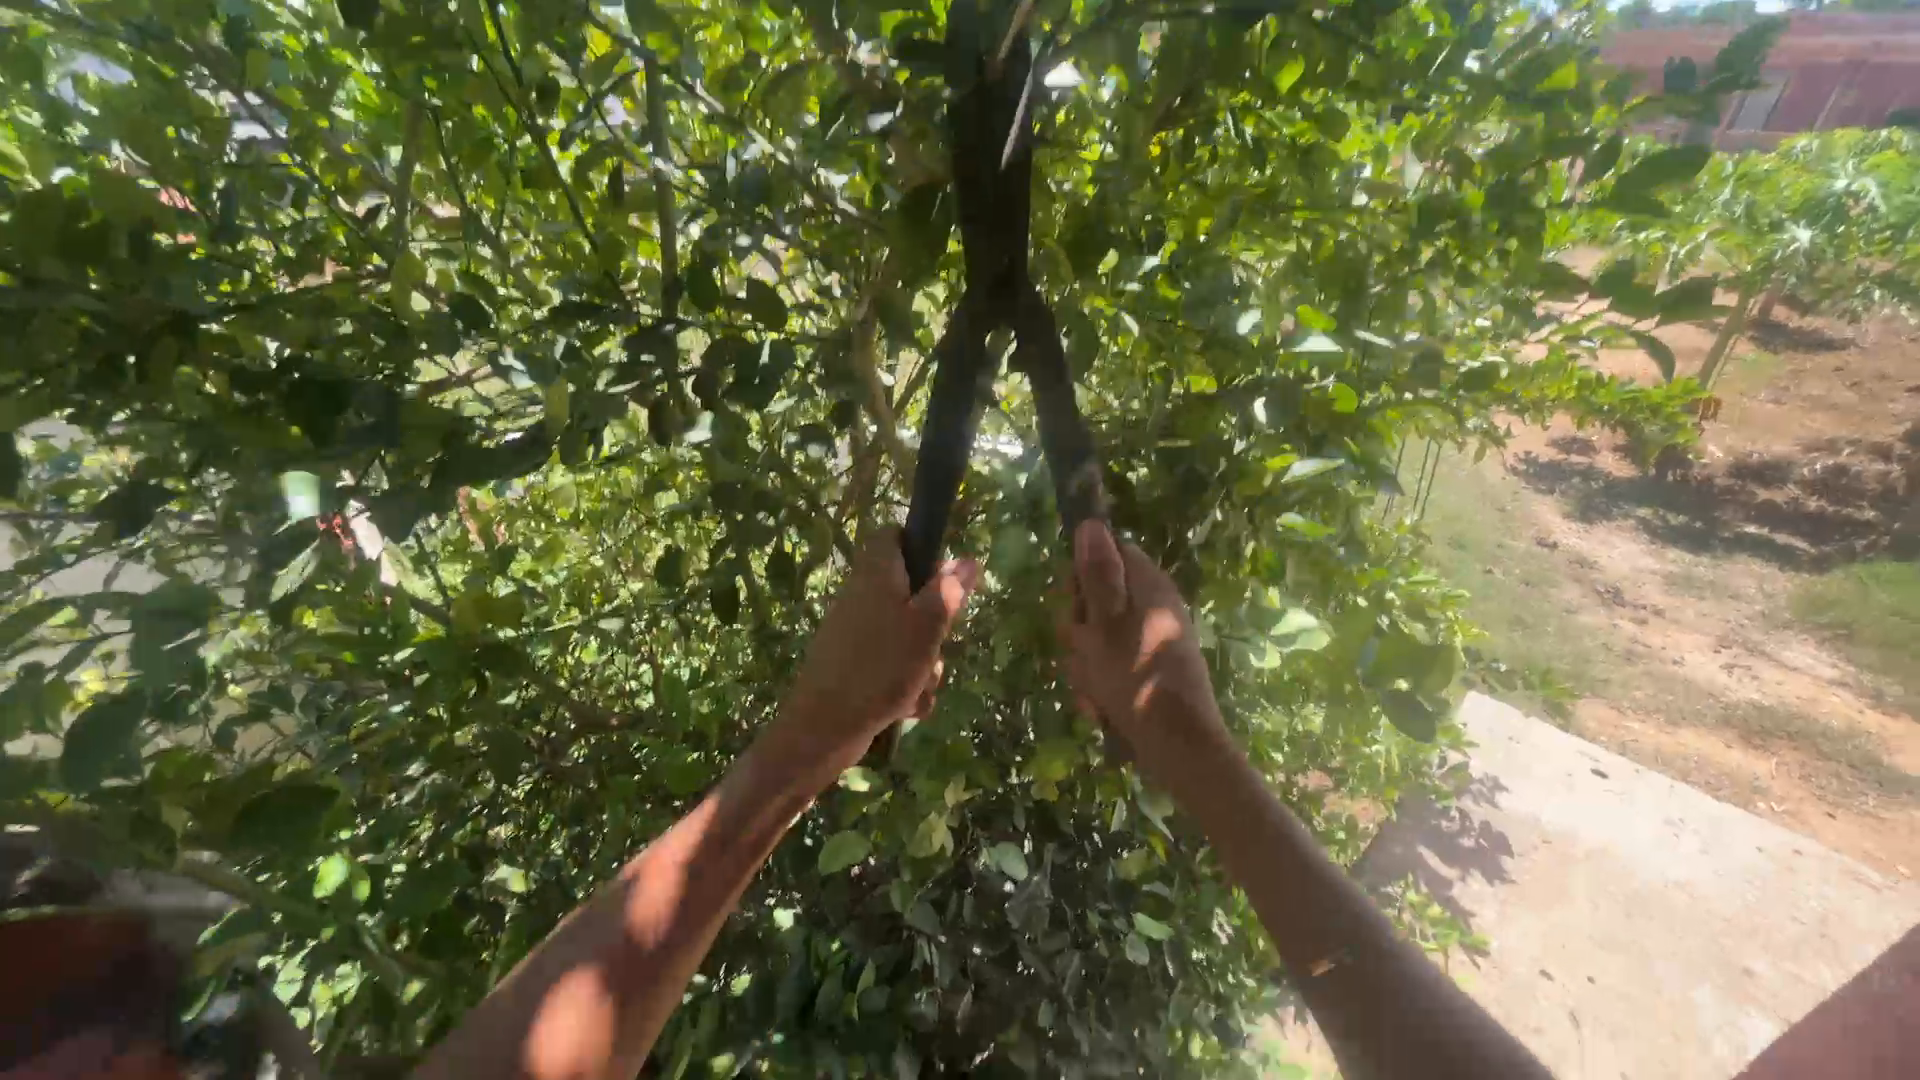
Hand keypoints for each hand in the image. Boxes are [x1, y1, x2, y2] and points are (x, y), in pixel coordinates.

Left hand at [771, 528, 977, 784]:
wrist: (825, 727)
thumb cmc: (881, 668)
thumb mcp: (926, 626)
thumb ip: (948, 591)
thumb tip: (968, 558)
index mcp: (876, 575)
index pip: (891, 535)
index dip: (918, 544)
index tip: (943, 572)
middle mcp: (861, 597)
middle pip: (908, 592)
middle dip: (932, 622)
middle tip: (938, 641)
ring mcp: (854, 632)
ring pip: (904, 634)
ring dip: (922, 661)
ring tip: (922, 684)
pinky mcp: (852, 665)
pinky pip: (890, 665)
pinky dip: (904, 684)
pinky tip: (907, 707)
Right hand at [1058, 521, 1229, 780]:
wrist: (1179, 749)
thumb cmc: (1136, 679)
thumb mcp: (1106, 623)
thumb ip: (1097, 574)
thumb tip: (1090, 522)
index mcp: (1148, 586)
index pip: (1107, 553)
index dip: (1081, 574)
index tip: (1070, 602)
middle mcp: (1153, 607)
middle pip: (1097, 598)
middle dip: (1078, 628)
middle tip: (1081, 649)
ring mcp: (1151, 640)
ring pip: (1097, 638)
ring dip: (1084, 664)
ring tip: (1093, 688)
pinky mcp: (1148, 671)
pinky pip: (1110, 667)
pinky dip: (1099, 685)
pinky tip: (1100, 707)